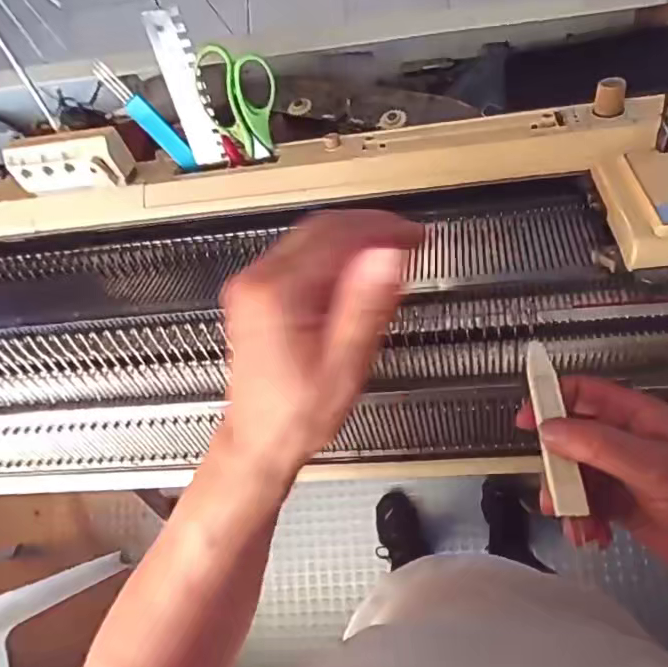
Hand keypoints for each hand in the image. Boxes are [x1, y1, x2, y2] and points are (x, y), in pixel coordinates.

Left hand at [218, 209, 423, 475]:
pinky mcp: (259, 295)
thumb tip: (388, 257)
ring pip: (310, 236)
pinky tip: (360, 266)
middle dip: (370, 226)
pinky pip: (302, 255)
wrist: (261, 440)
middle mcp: (258, 281)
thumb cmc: (296, 414)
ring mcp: (255, 286)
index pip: (336, 235)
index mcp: (278, 293)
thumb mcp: (345, 364)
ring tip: (391, 248)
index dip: (382, 228)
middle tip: (408, 236)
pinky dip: (337, 253)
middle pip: (321, 226)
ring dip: (354, 236)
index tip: (413, 235)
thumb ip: (367, 305)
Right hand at [515, 376, 667, 580]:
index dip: (554, 399)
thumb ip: (600, 446)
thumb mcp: (654, 466)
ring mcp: (623, 474)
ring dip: (569, 502)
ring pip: (576, 477)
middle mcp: (627, 441)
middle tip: (550, 494)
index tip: (525, 419)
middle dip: (557, 467)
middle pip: (573, 441)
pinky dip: (583, 521)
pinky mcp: (622, 506)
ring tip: (576, 526)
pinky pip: (588, 506)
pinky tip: (593, 538)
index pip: (588, 394)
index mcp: (638, 418)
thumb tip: (548, 430)